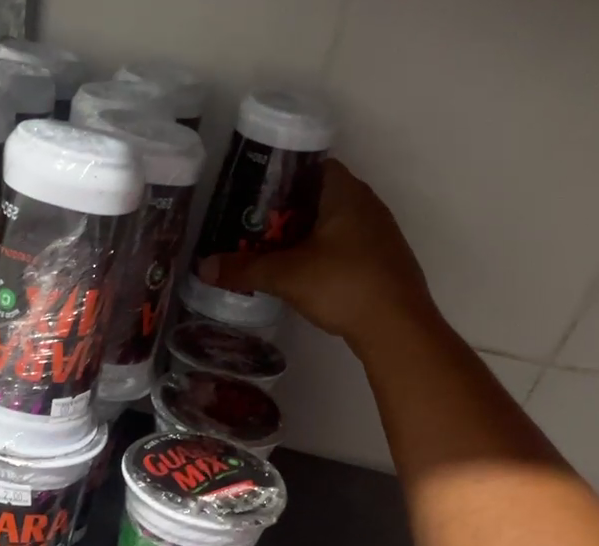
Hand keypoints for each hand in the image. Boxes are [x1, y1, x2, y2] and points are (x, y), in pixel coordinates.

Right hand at [198, 160, 439, 345]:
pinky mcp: (380, 260)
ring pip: (330, 223)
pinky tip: (300, 274)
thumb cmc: (343, 284)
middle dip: (284, 212)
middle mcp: (365, 203)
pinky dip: (319, 253)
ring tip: (269, 252)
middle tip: (251, 229)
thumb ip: (244, 269)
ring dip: (302, 236)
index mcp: (345, 192)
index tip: (252, 196)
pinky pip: (342, 246)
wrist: (395, 325)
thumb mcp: (286, 275)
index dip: (280, 178)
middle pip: (317, 197)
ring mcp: (377, 232)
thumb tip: (203, 267)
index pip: (310, 167)